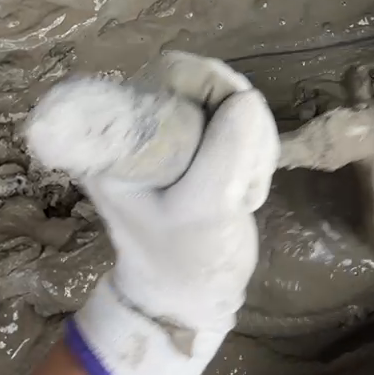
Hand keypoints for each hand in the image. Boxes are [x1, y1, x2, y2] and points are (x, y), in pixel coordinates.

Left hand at [46, 53, 278, 374]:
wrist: (189, 299)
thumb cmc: (185, 262)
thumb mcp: (205, 210)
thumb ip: (227, 150)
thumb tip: (247, 99)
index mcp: (119, 138)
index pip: (166, 74)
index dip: (206, 84)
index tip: (231, 124)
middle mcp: (138, 125)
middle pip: (201, 79)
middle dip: (236, 116)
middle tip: (246, 166)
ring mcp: (169, 131)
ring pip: (225, 98)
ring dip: (250, 135)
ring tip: (245, 187)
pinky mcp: (195, 141)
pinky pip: (235, 118)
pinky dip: (254, 143)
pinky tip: (248, 183)